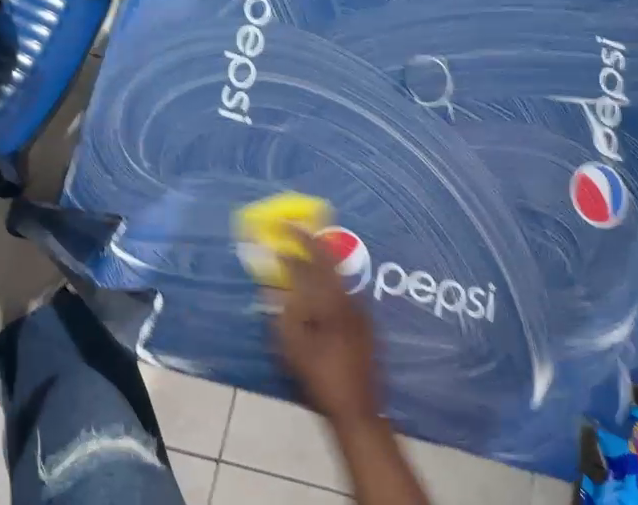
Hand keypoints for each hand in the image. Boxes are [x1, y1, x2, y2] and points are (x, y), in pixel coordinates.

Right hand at [273, 226, 381, 428]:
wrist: (358, 411)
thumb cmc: (319, 379)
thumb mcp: (291, 346)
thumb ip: (281, 311)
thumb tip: (271, 283)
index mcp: (329, 300)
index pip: (309, 259)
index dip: (293, 240)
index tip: (277, 227)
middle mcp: (349, 298)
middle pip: (330, 259)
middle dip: (310, 241)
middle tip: (293, 231)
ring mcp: (361, 310)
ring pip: (339, 273)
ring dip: (320, 259)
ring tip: (303, 254)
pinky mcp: (366, 323)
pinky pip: (345, 289)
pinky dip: (329, 279)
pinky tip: (320, 287)